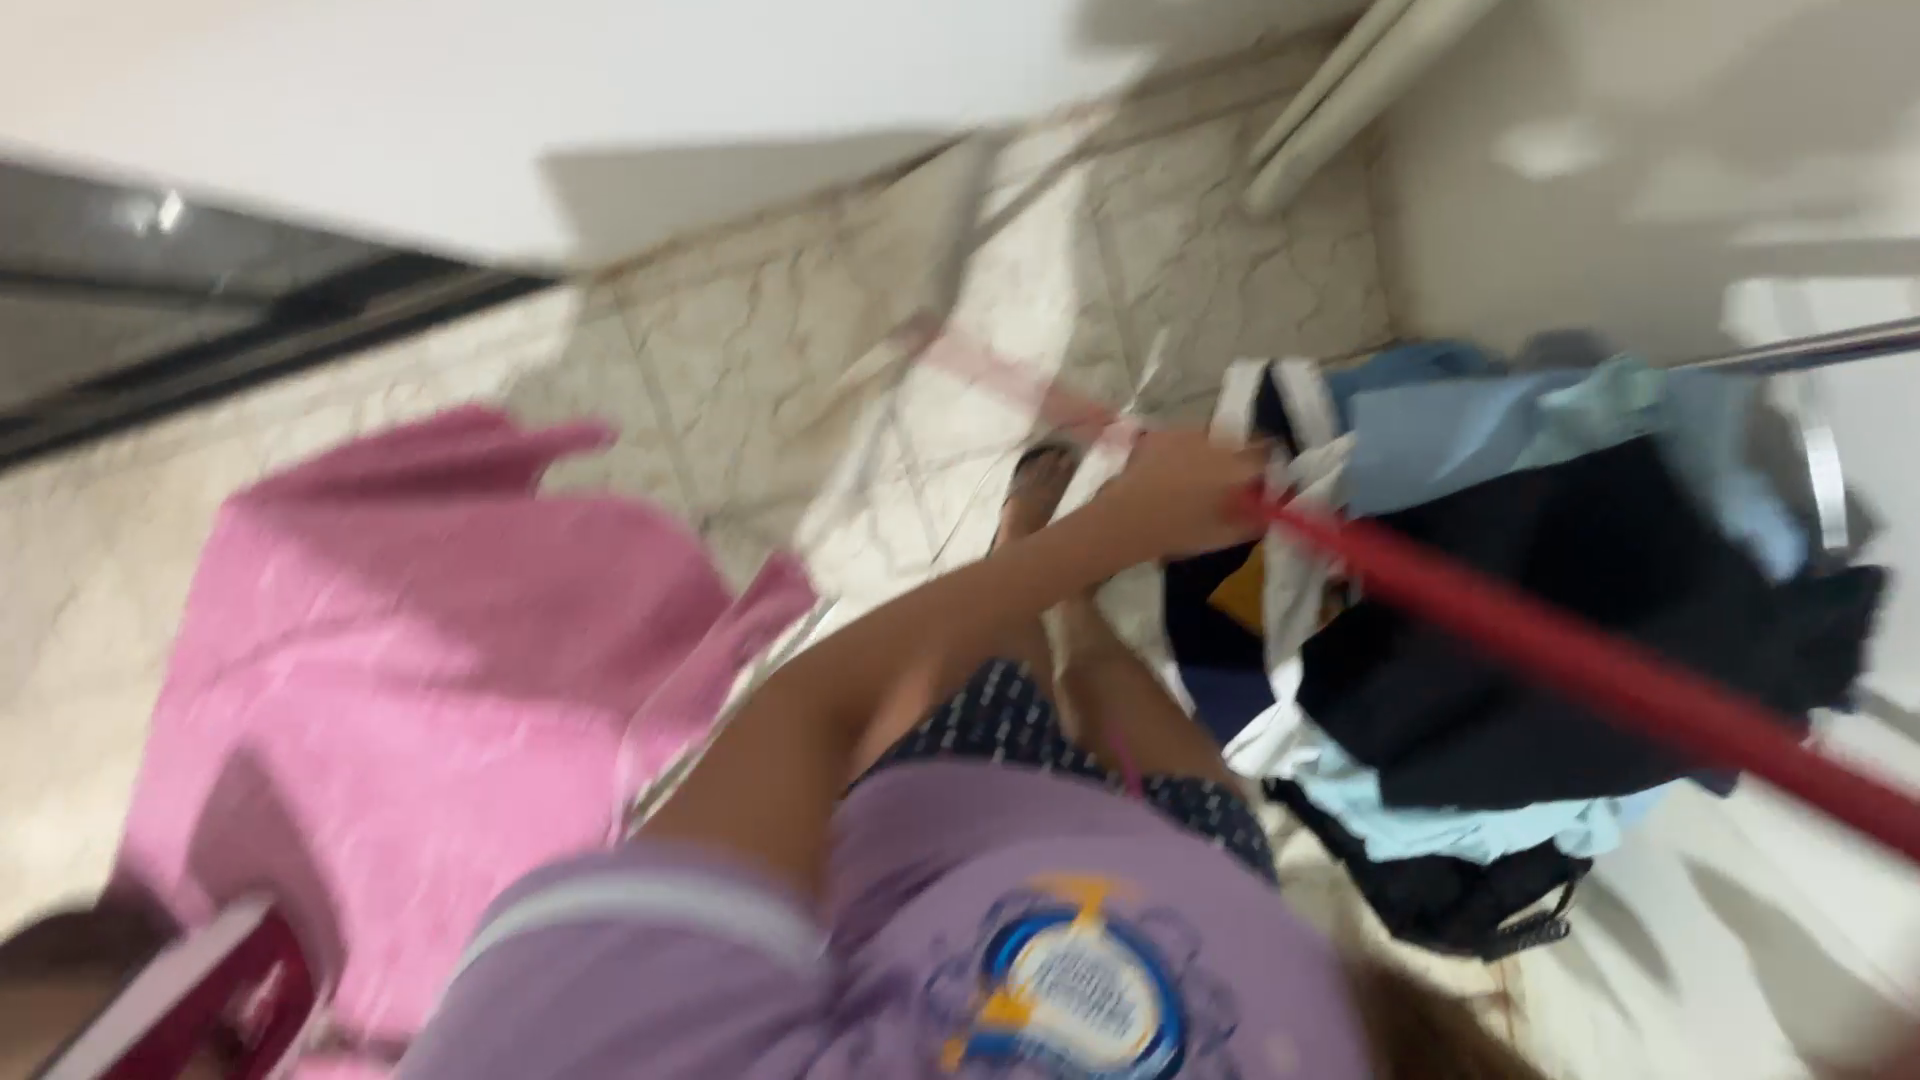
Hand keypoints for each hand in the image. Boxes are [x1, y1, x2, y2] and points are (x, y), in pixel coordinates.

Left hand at [1091, 428, 1270, 559]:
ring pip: (1213, 435)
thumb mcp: (1220, 536)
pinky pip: (1184, 435)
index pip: (1266, 455)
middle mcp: (1214, 443)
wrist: (1122, 520)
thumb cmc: (1174, 533)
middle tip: (1229, 478)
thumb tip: (1269, 513)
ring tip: (1198, 472)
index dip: (1266, 467)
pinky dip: (1186, 446)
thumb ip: (1252, 522)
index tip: (1259, 480)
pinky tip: (1173, 466)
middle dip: (1240, 455)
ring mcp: (1185, 434)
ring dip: (1213, 448)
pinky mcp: (1160, 433)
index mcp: (1234, 468)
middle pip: (1240, 440)